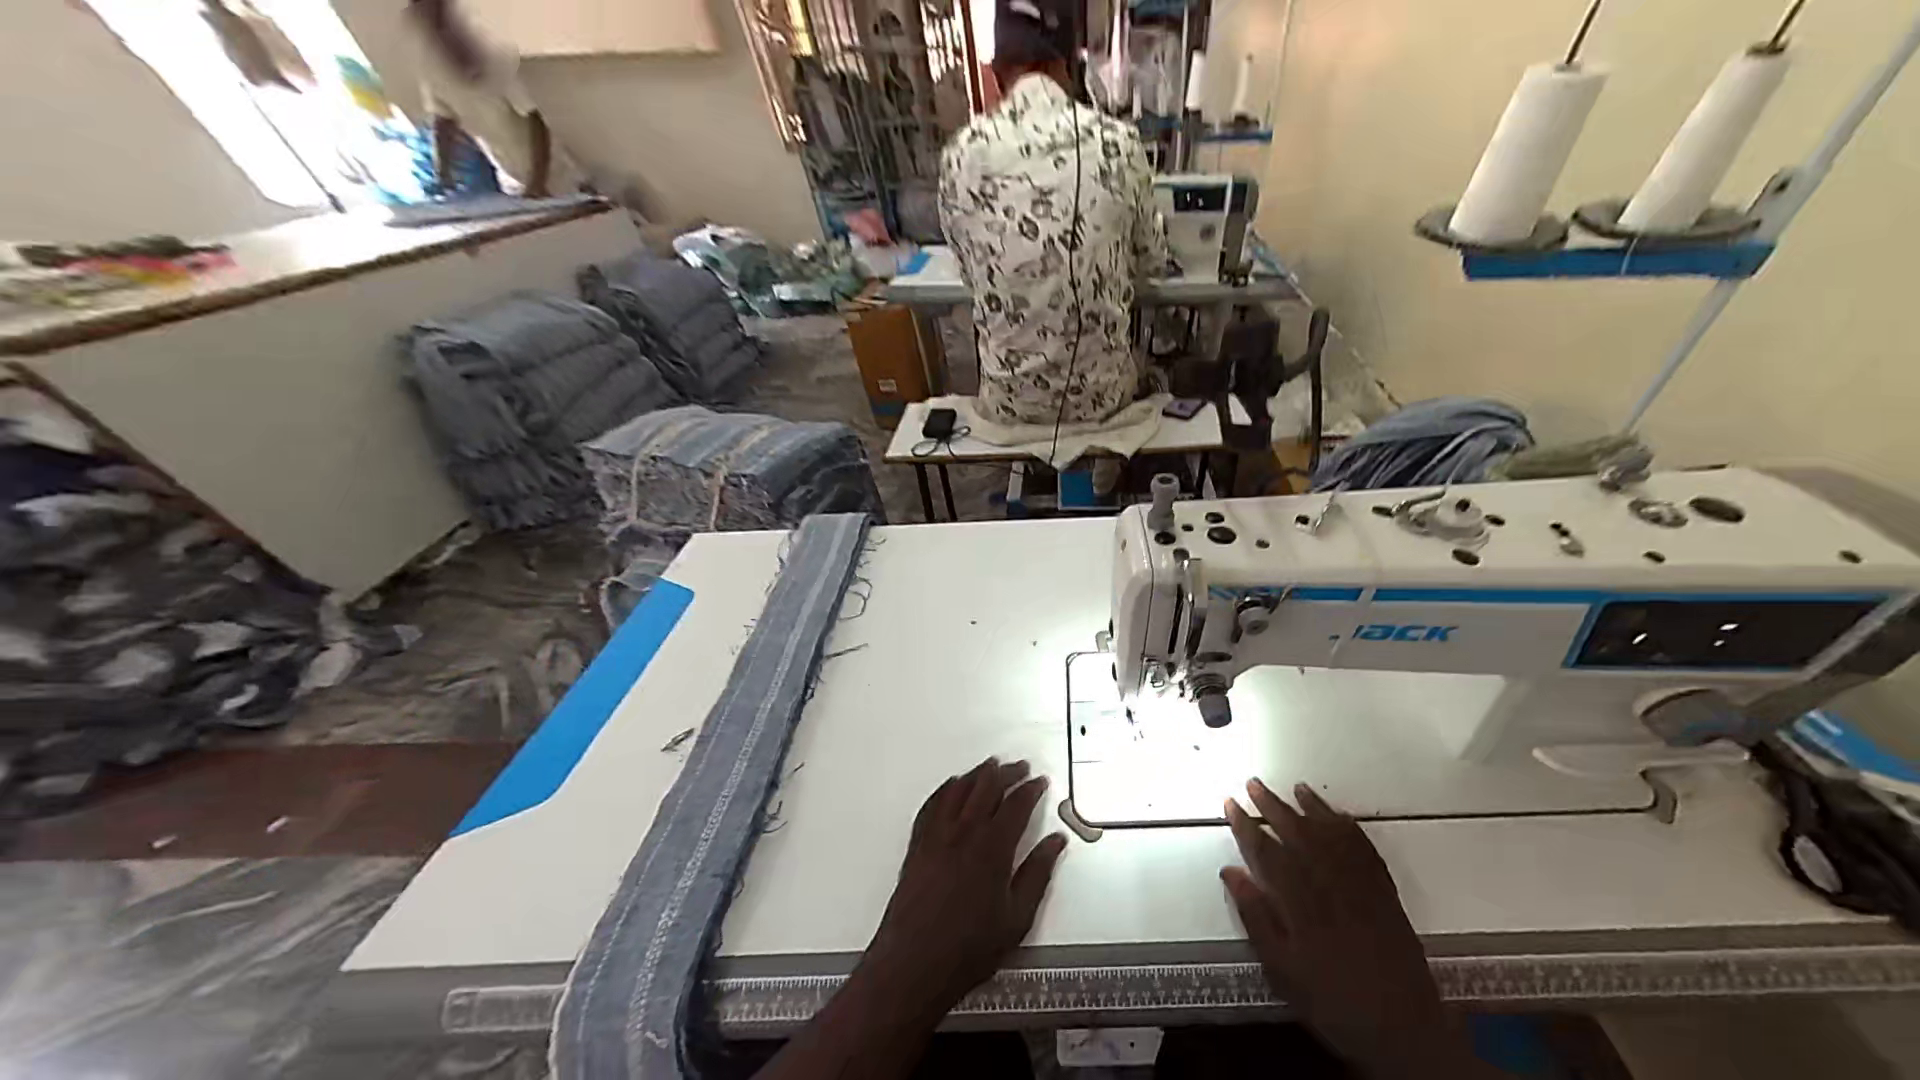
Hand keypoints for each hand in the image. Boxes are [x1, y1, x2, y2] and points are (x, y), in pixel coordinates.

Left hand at [864, 758, 1067, 1012]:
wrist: (915, 962)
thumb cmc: (967, 947)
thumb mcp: (1017, 917)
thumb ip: (1038, 873)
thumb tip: (1054, 843)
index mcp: (992, 847)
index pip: (1016, 804)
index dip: (1031, 789)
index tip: (1039, 782)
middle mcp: (963, 832)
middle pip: (987, 787)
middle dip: (1006, 773)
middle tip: (1018, 768)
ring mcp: (936, 834)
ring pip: (958, 789)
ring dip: (977, 774)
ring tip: (989, 767)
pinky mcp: (917, 843)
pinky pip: (933, 803)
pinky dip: (946, 789)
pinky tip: (951, 787)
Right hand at [1223, 779, 1483, 1078]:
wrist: (1404, 1031)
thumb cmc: (1333, 1002)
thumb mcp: (1282, 969)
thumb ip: (1255, 917)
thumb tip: (1231, 872)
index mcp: (1301, 902)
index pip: (1266, 851)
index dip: (1245, 824)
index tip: (1230, 803)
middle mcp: (1331, 885)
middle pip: (1298, 834)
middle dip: (1273, 806)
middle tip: (1254, 783)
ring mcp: (1362, 887)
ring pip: (1333, 835)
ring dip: (1313, 808)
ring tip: (1296, 788)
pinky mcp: (1386, 894)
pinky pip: (1366, 850)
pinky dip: (1351, 829)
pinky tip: (1340, 817)